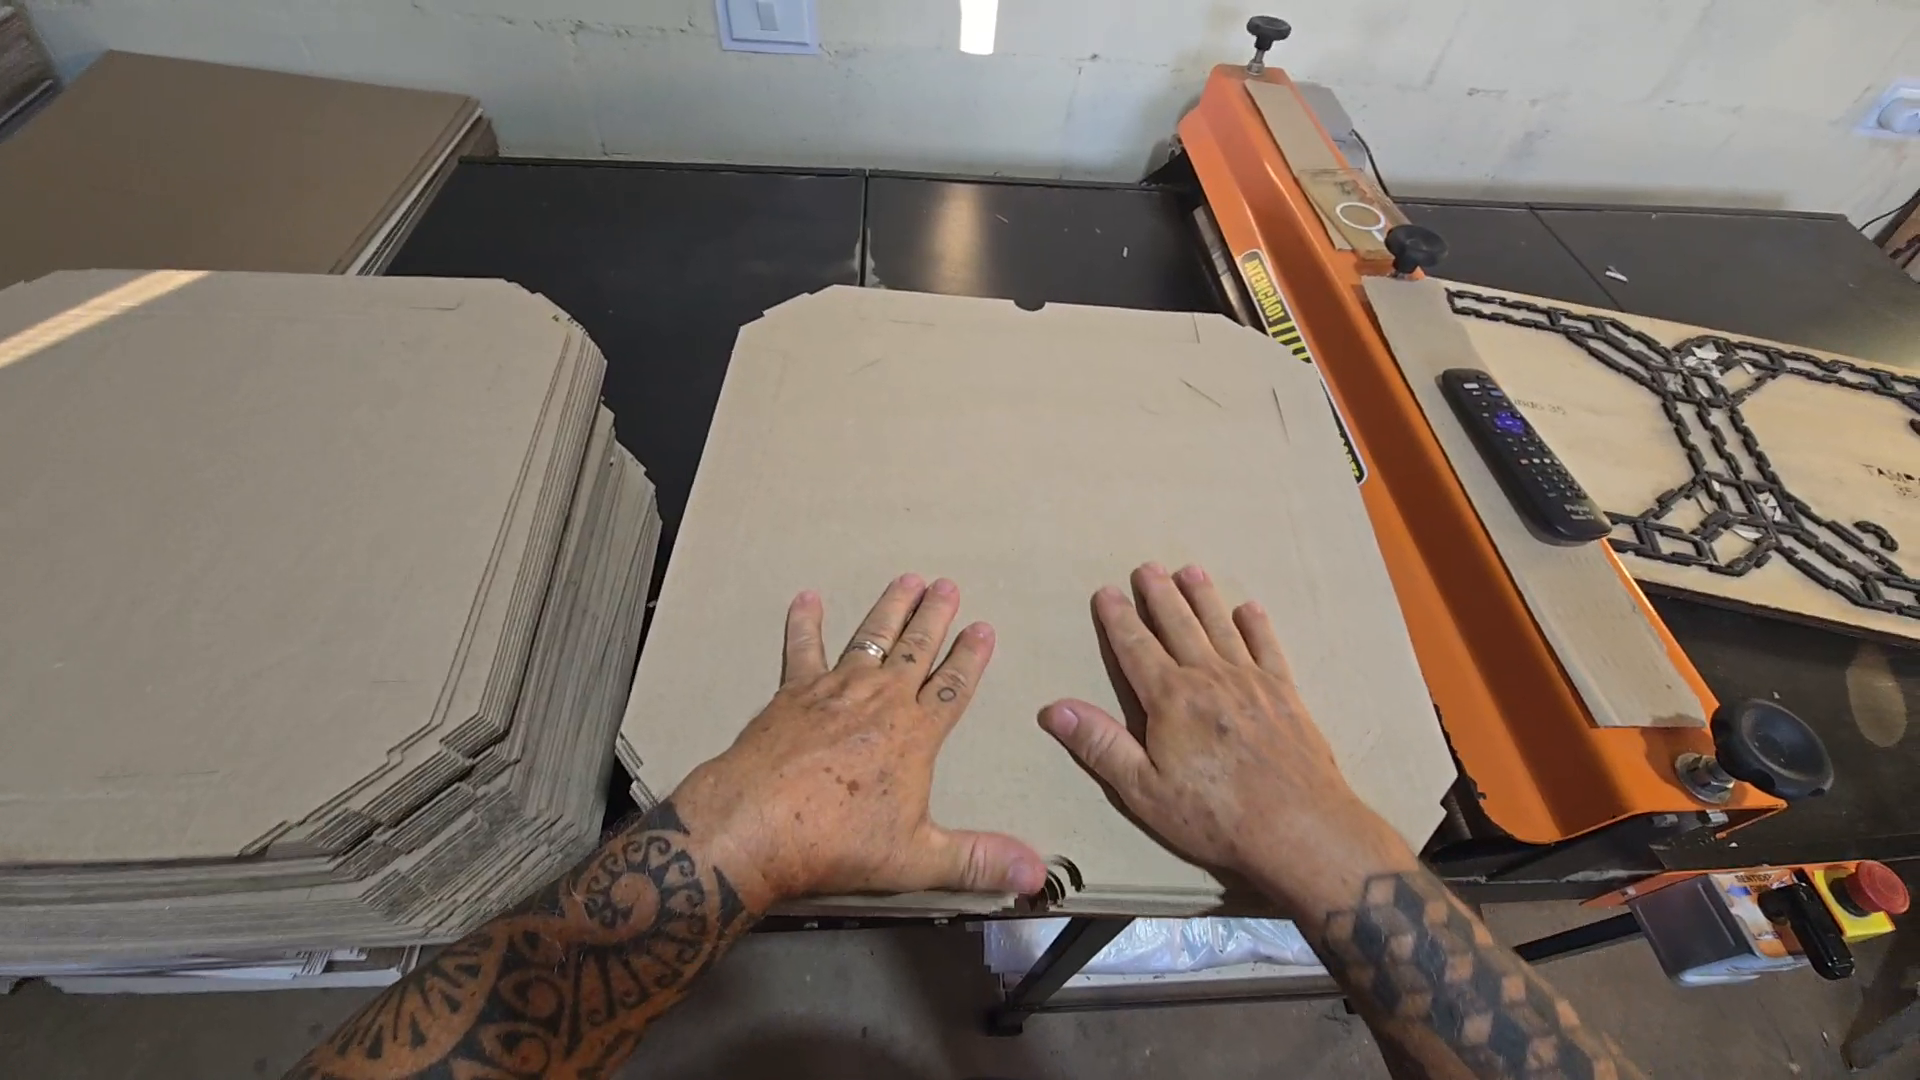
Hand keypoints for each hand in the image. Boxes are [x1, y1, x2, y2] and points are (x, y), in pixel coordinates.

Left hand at [669, 574, 1047, 908]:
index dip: (971, 657)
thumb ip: (978, 861)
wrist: (756, 825)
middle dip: (934, 616)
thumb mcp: (917, 859)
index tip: (983, 627)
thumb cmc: (838, 841)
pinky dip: (805, 622)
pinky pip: (802, 648)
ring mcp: (835, 689)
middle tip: (947, 584)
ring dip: (891, 607)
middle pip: (915, 649)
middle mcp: (880, 700)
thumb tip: (1037, 874)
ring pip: (871, 638)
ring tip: (907, 579)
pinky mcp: (793, 692)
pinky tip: (807, 598)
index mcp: (913, 733)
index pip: (953, 686)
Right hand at [1038, 563, 1414, 911]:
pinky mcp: (1285, 694)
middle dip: (1159, 594)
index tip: (1106, 592)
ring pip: (1220, 626)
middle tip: (1146, 567)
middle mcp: (1209, 677)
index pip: (1135, 646)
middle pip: (1178, 624)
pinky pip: (1268, 647)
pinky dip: (1257, 626)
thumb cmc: (1214, 815)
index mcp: (1170, 698)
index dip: (1118, 618)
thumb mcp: (1143, 789)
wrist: (1301, 829)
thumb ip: (1100, 744)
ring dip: (1203, 596)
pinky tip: (1250, 609)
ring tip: (1190, 570)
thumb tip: (1055, 709)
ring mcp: (1251, 682)